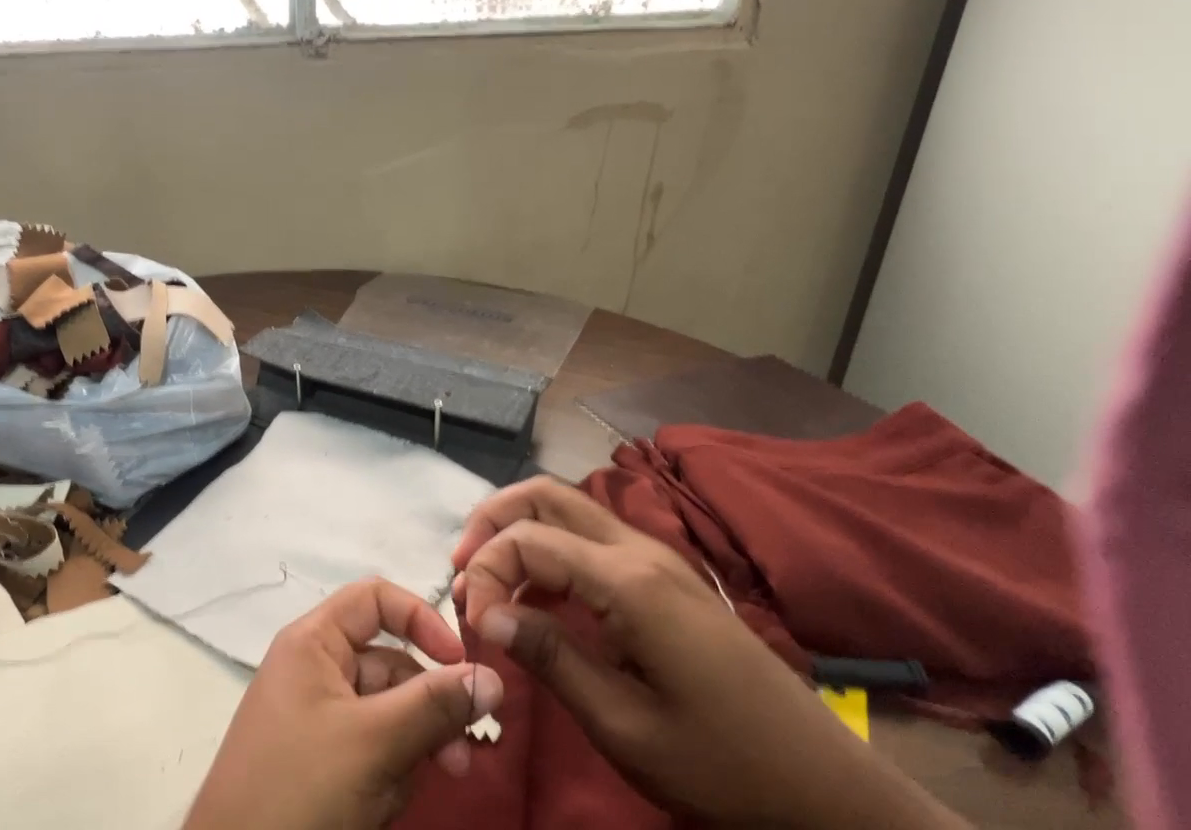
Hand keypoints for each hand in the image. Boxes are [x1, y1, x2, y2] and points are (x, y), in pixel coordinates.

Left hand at [184, 578, 504, 829]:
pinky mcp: (324, 759)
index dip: (421, 620)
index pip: (375, 599)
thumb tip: (494, 677)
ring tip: (399, 791)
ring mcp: (319, 716)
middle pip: (391, 664)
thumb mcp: (374, 741)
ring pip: (389, 713)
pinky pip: (375, 749)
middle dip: (427, 708)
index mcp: (313, 642)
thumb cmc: (301, 785)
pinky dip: (389, 773)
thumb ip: (435, 705)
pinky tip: (381, 806)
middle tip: (461, 756)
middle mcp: (315, 669)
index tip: (462, 663)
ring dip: (410, 749)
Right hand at [454, 478, 969, 829]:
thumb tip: (489, 613)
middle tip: (460, 568)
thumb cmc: (720, 764)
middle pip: (548, 495)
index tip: (473, 626)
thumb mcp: (623, 725)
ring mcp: (660, 561)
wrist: (823, 788)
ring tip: (487, 580)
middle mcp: (643, 552)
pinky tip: (535, 595)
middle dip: (493, 520)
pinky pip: (593, 540)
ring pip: (570, 509)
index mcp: (630, 582)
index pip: (529, 540)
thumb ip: (550, 658)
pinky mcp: (668, 581)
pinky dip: (550, 549)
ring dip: (520, 531)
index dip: (485, 573)